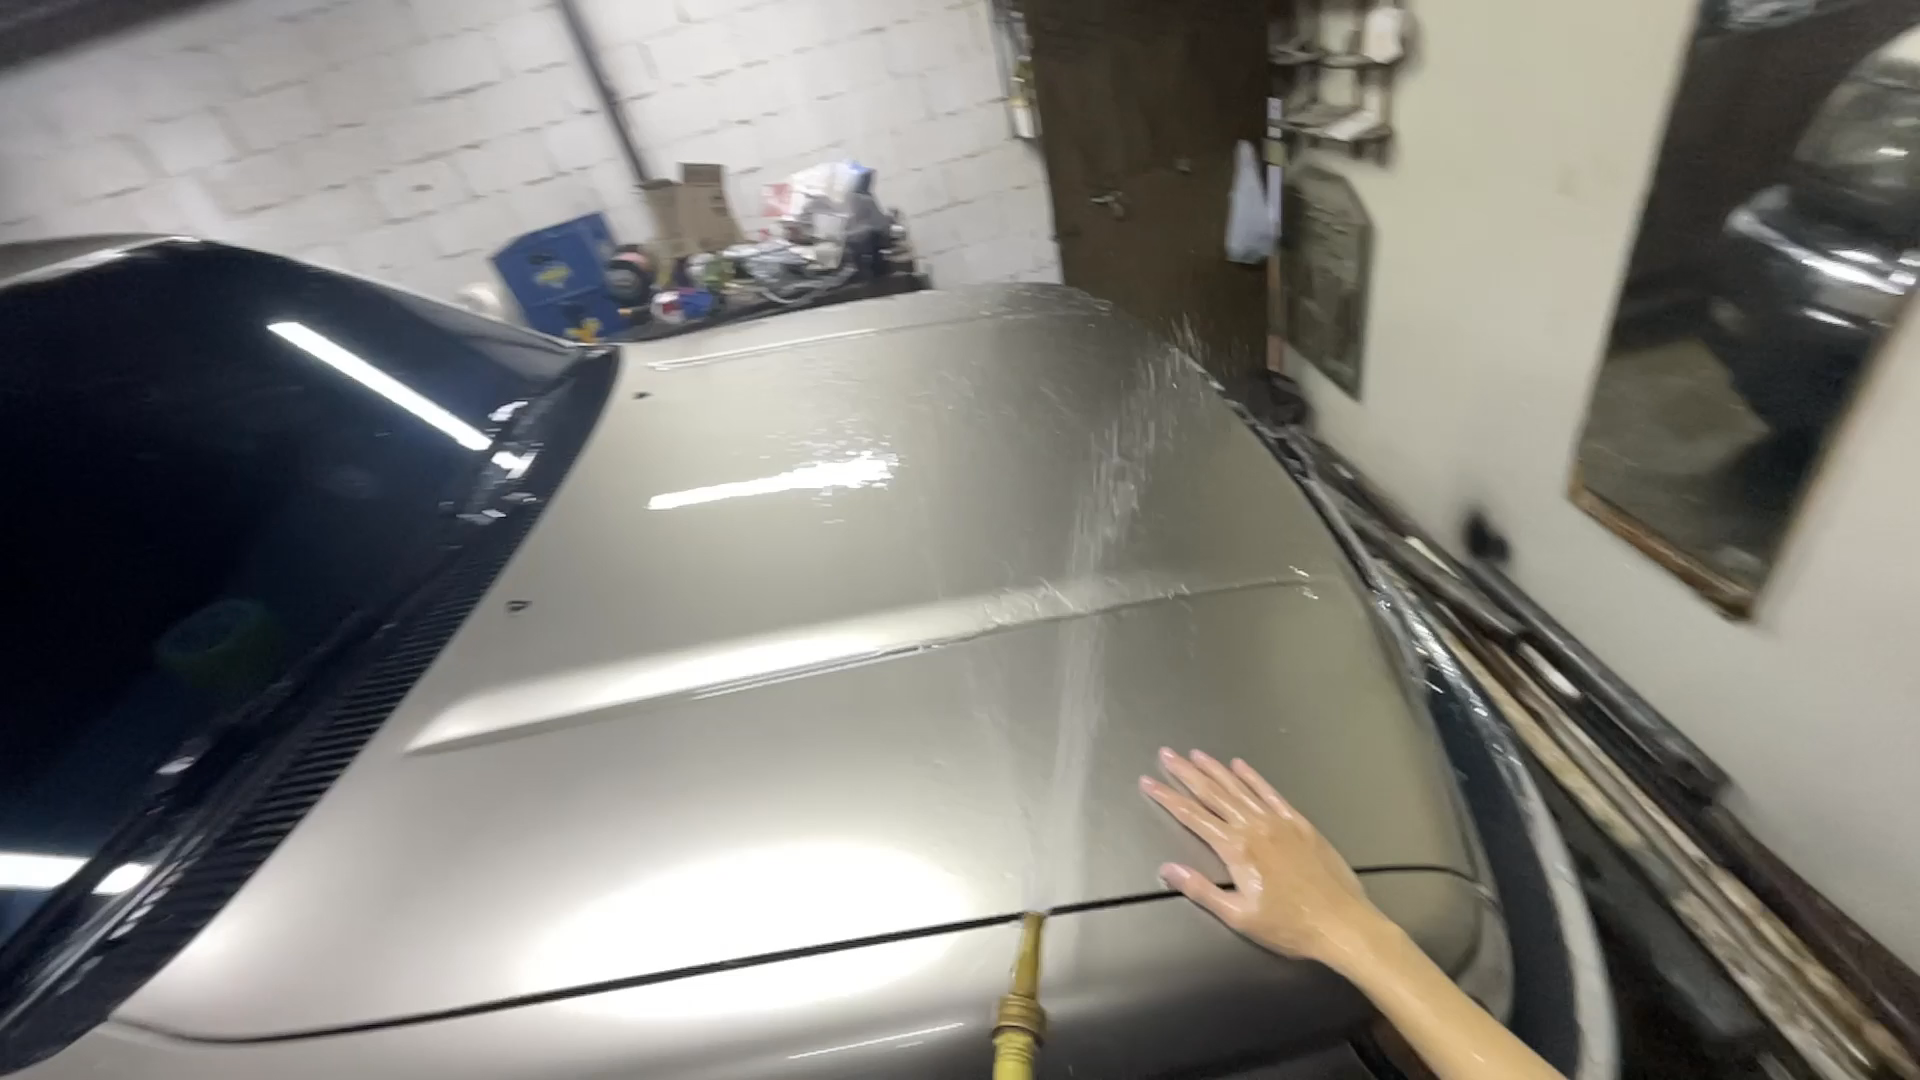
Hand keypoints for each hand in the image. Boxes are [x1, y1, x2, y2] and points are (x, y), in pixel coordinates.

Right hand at [1140, 747, 1385, 967]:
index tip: (1147, 781)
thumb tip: (1166, 868)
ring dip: (1214, 769)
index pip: (1192, 816)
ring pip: (1238, 787)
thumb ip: (1201, 890)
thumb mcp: (1239, 917)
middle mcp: (1252, 825)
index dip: (1167, 797)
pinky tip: (1240, 765)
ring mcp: (1277, 820)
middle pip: (1212, 793)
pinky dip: (1253, 777)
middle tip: (1166, 753)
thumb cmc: (1289, 926)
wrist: (1344, 925)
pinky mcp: (1299, 822)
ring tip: (1194, 754)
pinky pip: (1270, 793)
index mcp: (1235, 848)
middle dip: (1185, 773)